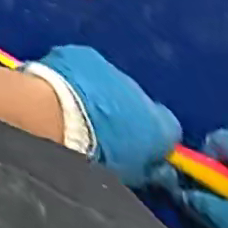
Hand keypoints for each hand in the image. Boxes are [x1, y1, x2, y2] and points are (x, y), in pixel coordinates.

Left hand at [33, 46, 179, 186]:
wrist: (58, 116)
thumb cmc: (96, 155)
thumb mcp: (130, 174)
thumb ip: (150, 167)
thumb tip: (162, 168)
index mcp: (156, 123)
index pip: (169, 127)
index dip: (154, 137)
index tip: (139, 147)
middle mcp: (138, 89)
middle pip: (137, 100)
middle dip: (124, 111)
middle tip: (103, 130)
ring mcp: (109, 67)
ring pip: (110, 81)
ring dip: (101, 92)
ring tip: (79, 110)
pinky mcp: (82, 53)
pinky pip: (85, 66)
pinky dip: (78, 77)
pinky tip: (64, 91)